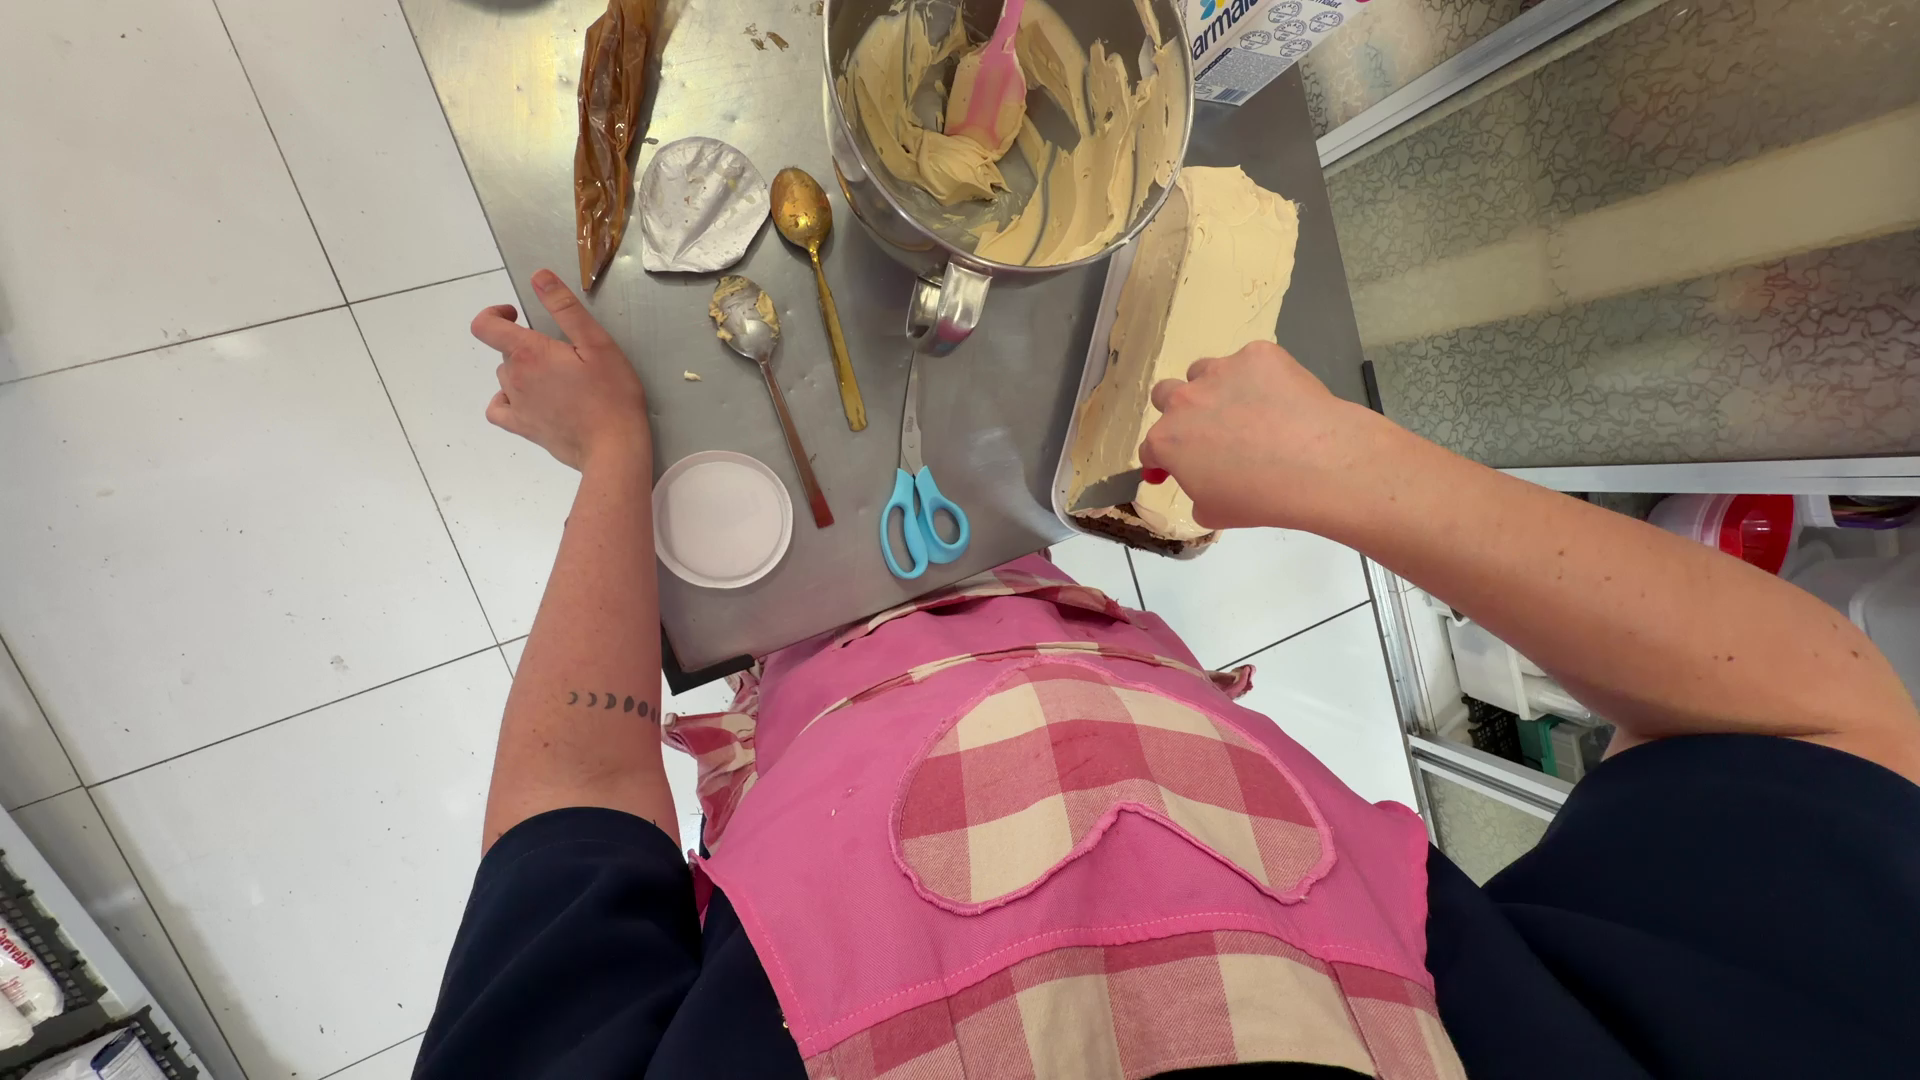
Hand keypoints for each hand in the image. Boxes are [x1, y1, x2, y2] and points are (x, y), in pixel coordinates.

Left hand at [470, 269, 649, 471]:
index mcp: (529, 353)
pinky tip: (530, 402)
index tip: (516, 316)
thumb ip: (565, 309)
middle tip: (563, 358)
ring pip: (506, 379)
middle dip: (526, 348)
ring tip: (558, 382)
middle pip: (506, 353)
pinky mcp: (523, 428)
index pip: (485, 326)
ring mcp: (516, 405)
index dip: (495, 315)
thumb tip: (538, 277)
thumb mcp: (598, 345)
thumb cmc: (612, 395)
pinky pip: (499, 409)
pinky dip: (507, 400)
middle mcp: (514, 377)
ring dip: (523, 373)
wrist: (614, 448)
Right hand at [1142, 342, 1392, 531]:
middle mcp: (1184, 401)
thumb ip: (1194, 492)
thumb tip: (1201, 483)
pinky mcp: (1258, 355)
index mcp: (1166, 441)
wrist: (1320, 465)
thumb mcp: (1213, 512)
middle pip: (1164, 395)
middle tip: (1205, 432)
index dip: (1160, 461)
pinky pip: (1249, 363)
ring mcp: (1221, 371)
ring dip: (1213, 389)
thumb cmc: (1262, 498)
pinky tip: (1279, 400)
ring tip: (1244, 410)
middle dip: (1178, 413)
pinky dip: (1258, 378)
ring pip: (1203, 372)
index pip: (1150, 448)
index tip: (1172, 470)